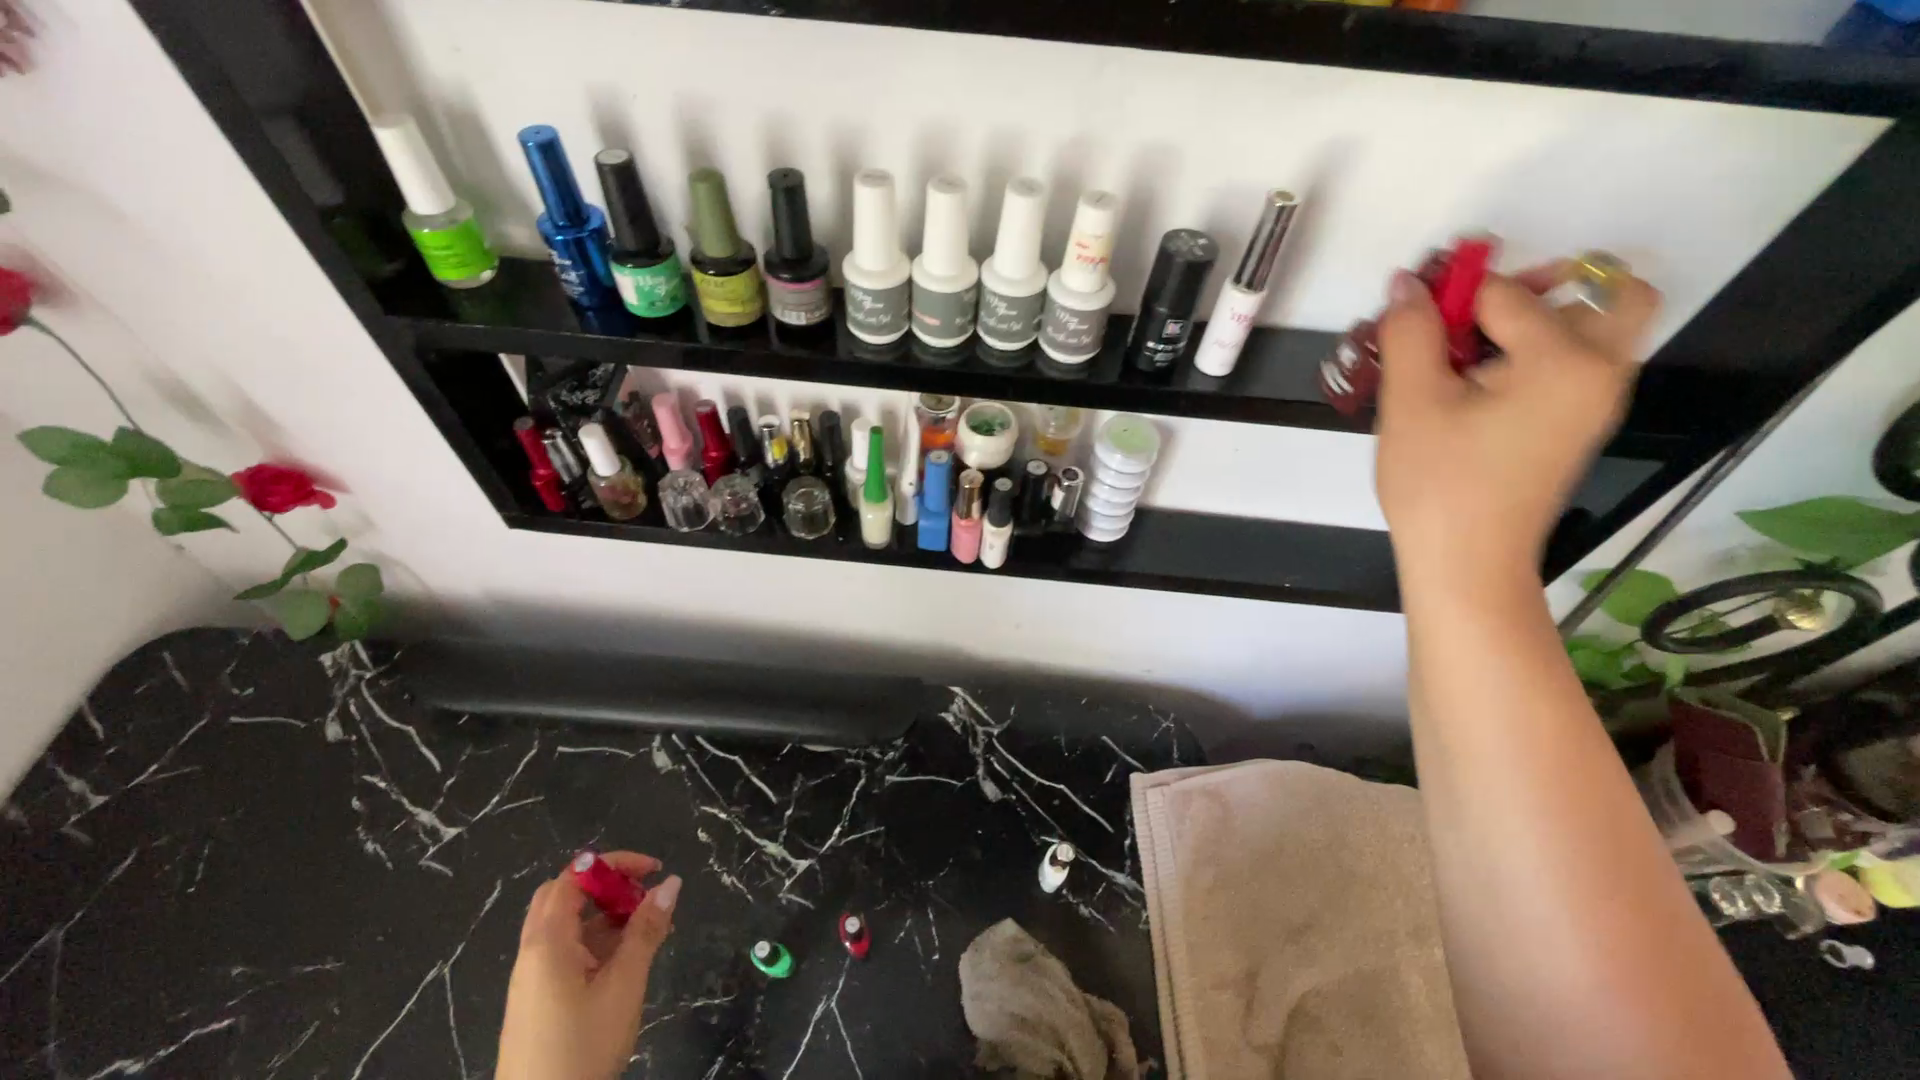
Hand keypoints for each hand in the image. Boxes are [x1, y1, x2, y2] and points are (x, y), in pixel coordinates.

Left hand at [496, 852, 682, 1079]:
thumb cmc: (582, 1046)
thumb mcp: (624, 986)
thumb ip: (646, 931)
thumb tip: (671, 883)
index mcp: (547, 941)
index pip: (575, 876)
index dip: (615, 864)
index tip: (655, 871)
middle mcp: (533, 950)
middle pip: (565, 895)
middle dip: (609, 886)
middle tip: (646, 899)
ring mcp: (533, 976)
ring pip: (567, 924)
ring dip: (606, 916)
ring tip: (649, 933)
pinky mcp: (537, 998)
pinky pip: (566, 951)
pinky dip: (597, 943)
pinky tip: (626, 963)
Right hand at [1375, 262, 1659, 579]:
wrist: (1466, 564)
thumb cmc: (1439, 484)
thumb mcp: (1411, 403)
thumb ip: (1411, 333)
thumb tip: (1409, 283)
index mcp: (1567, 361)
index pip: (1508, 294)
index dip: (1453, 299)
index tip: (1413, 320)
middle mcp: (1602, 373)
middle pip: (1607, 294)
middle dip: (1543, 287)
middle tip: (1481, 313)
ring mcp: (1596, 403)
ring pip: (1596, 329)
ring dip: (1541, 321)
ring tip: (1471, 351)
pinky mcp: (1578, 427)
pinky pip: (1578, 366)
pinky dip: (1539, 355)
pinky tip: (1478, 385)